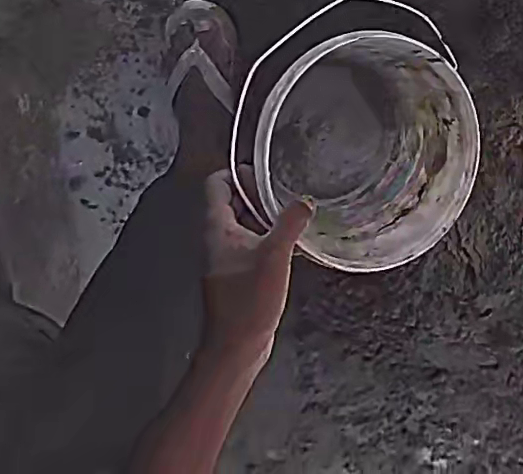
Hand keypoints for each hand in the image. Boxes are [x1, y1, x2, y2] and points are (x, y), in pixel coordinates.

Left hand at [200, 169, 312, 364]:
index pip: (217, 184)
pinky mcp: (238, 274)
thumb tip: (305, 201)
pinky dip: (269, 237)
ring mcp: (226, 257)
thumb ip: (290, 223)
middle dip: (258, 192)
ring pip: (244, 223)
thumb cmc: (248, 300)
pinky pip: (252, 243)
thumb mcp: (274, 255)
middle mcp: (217, 238)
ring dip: (266, 216)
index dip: (238, 172)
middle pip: (232, 200)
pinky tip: (292, 242)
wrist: (235, 350)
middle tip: (285, 191)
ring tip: (293, 213)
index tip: (264, 173)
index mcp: (217, 227)